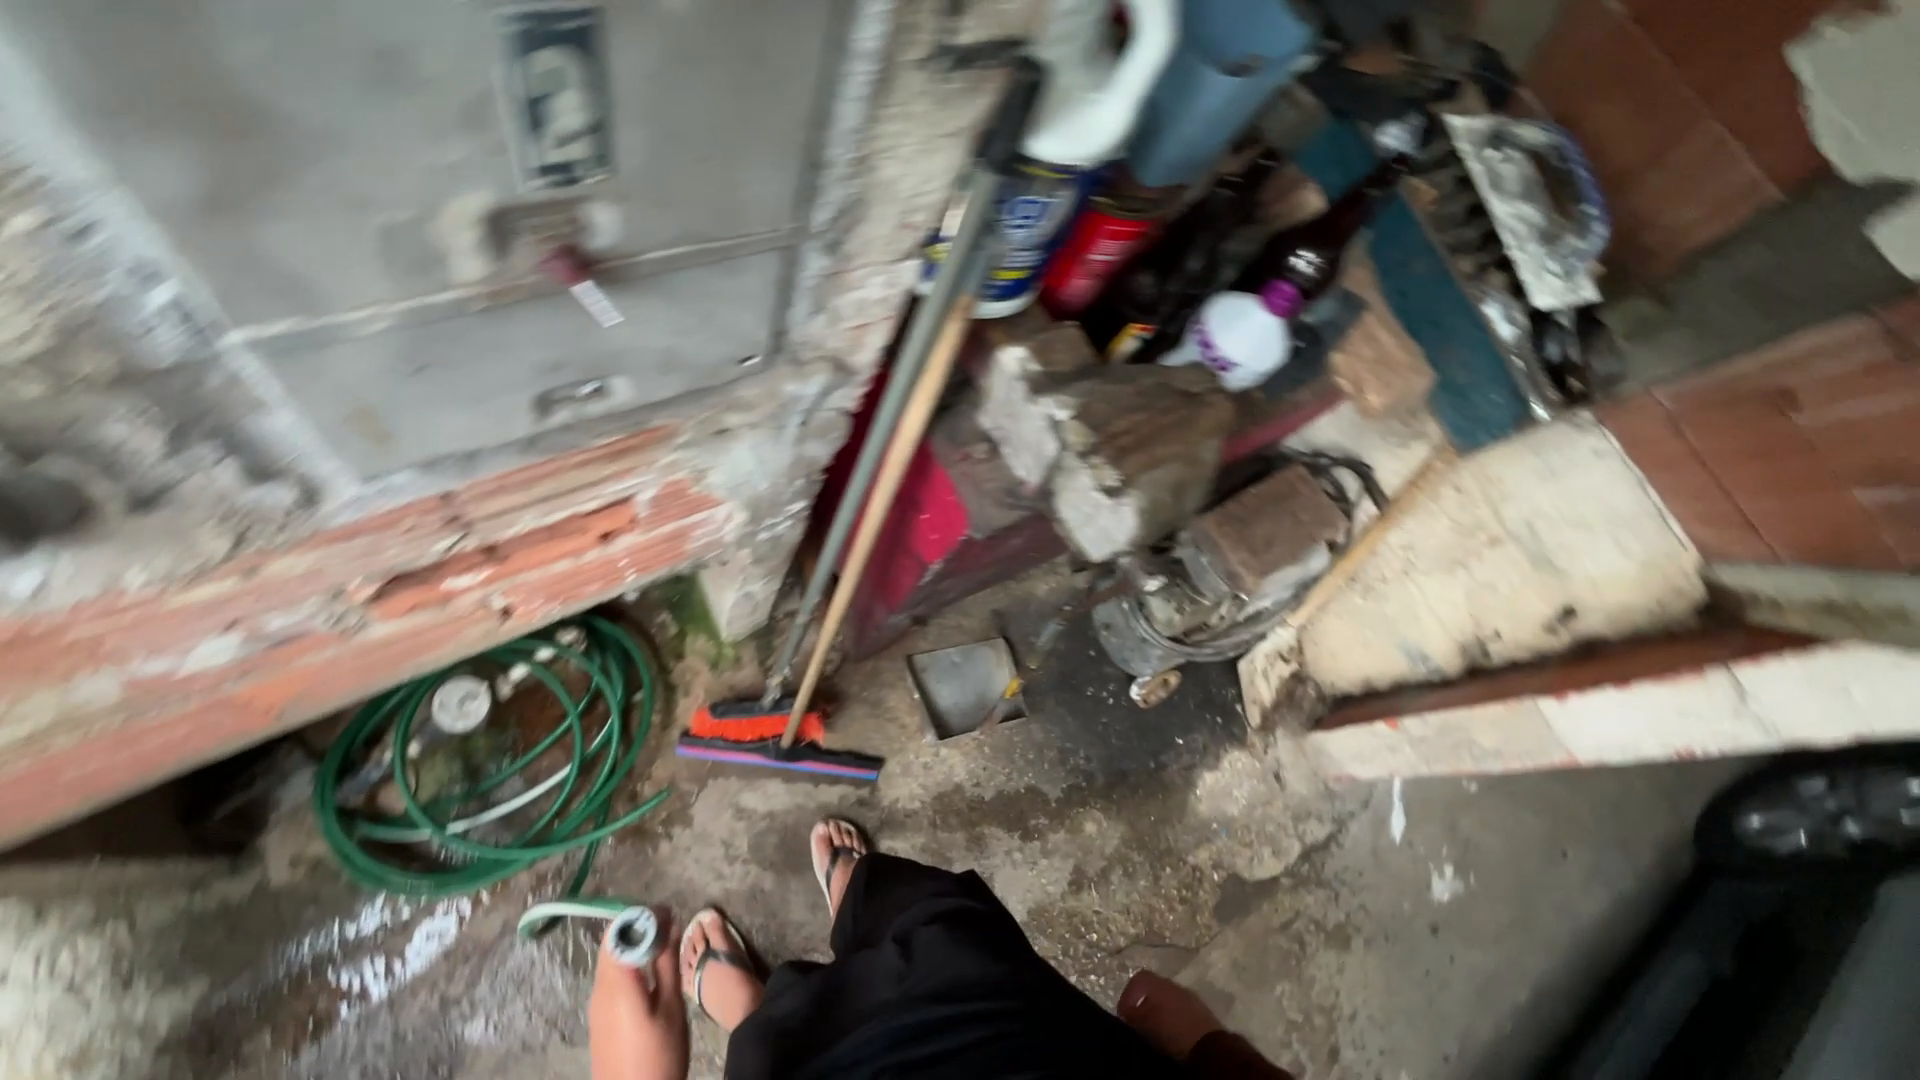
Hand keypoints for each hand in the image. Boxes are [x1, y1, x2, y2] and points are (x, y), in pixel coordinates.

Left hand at [589, 912, 687, 1079]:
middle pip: (612, 944)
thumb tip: (668, 925)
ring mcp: (597, 1006)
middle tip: (669, 927)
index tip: (670, 913)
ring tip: (665, 946)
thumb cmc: (658, 1054)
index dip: (644, 915)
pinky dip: (629, 965)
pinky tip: (651, 973)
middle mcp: (600, 989)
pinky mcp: (600, 1019)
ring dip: (635, 946)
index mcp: (616, 983)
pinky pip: (612, 978)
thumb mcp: (671, 1005)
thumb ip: (666, 962)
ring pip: (611, 961)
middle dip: (639, 928)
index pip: (620, 932)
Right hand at [1117, 970, 1224, 1060]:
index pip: (1139, 978)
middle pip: (1155, 989)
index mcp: (1161, 984)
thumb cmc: (1173, 1032)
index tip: (1124, 1015)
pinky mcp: (1203, 1015)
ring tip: (1154, 1032)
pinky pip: (1182, 1012)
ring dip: (1160, 1014)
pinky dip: (1174, 1021)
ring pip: (1169, 1001)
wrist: (1211, 1049)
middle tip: (1138, 1024)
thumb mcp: (1146, 1024)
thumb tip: (1126, 1011)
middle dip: (1144, 1005)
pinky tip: (1171, 1037)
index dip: (1128, 994)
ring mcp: (1192, 999)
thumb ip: (1133, 1014)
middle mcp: (1177, 986)